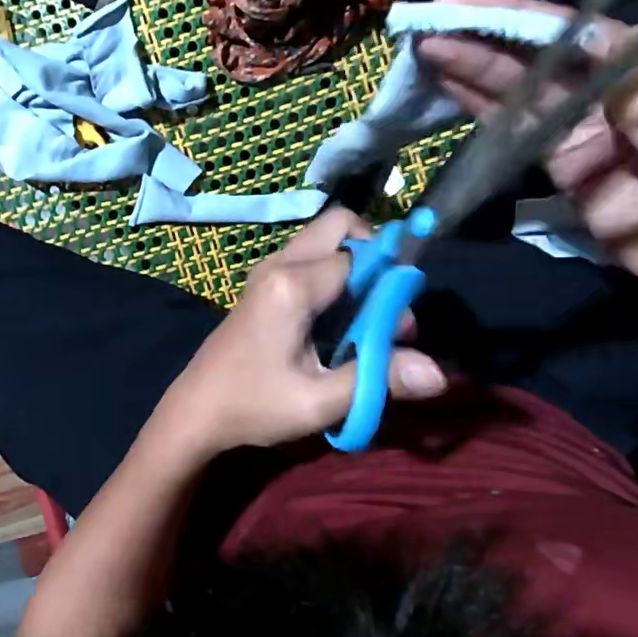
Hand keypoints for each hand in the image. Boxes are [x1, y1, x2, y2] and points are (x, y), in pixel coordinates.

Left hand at [159, 208, 447, 455]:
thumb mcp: (319, 401)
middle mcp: (277, 266)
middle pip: (339, 227)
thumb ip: (378, 379)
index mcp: (291, 285)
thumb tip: (441, 373)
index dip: (390, 285)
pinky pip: (309, 262)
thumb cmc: (252, 405)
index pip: (361, 256)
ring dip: (354, 271)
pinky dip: (333, 279)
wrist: (196, 409)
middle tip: (384, 312)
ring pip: (324, 243)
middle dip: (374, 258)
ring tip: (361, 327)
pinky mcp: (263, 286)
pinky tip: (336, 327)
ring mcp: (266, 273)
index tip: (398, 328)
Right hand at [417, 0, 637, 296]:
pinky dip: (472, 97)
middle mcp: (635, 84)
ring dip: (476, 54)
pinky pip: (511, 122)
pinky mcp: (557, 158)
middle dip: (508, 21)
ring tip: (428, 34)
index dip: (625, 75)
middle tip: (452, 1)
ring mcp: (590, 122)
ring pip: (527, 78)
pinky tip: (438, 74)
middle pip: (564, 43)